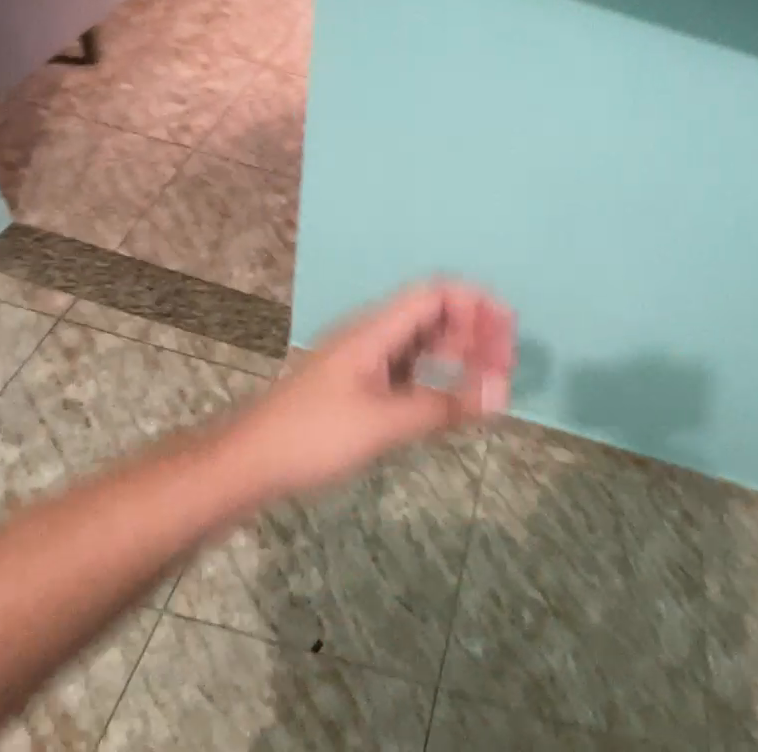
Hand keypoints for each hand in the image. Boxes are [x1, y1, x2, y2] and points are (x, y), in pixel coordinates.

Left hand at [218, 281, 515, 499]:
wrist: (248, 463)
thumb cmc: (312, 437)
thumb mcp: (384, 423)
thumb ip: (444, 406)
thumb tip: (502, 392)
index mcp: (375, 331)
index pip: (434, 294)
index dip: (475, 303)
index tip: (509, 329)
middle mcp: (371, 336)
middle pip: (432, 314)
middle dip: (474, 330)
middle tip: (507, 361)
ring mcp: (363, 360)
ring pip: (421, 342)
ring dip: (457, 353)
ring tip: (489, 378)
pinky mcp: (358, 385)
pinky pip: (409, 367)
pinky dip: (437, 375)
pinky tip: (451, 397)